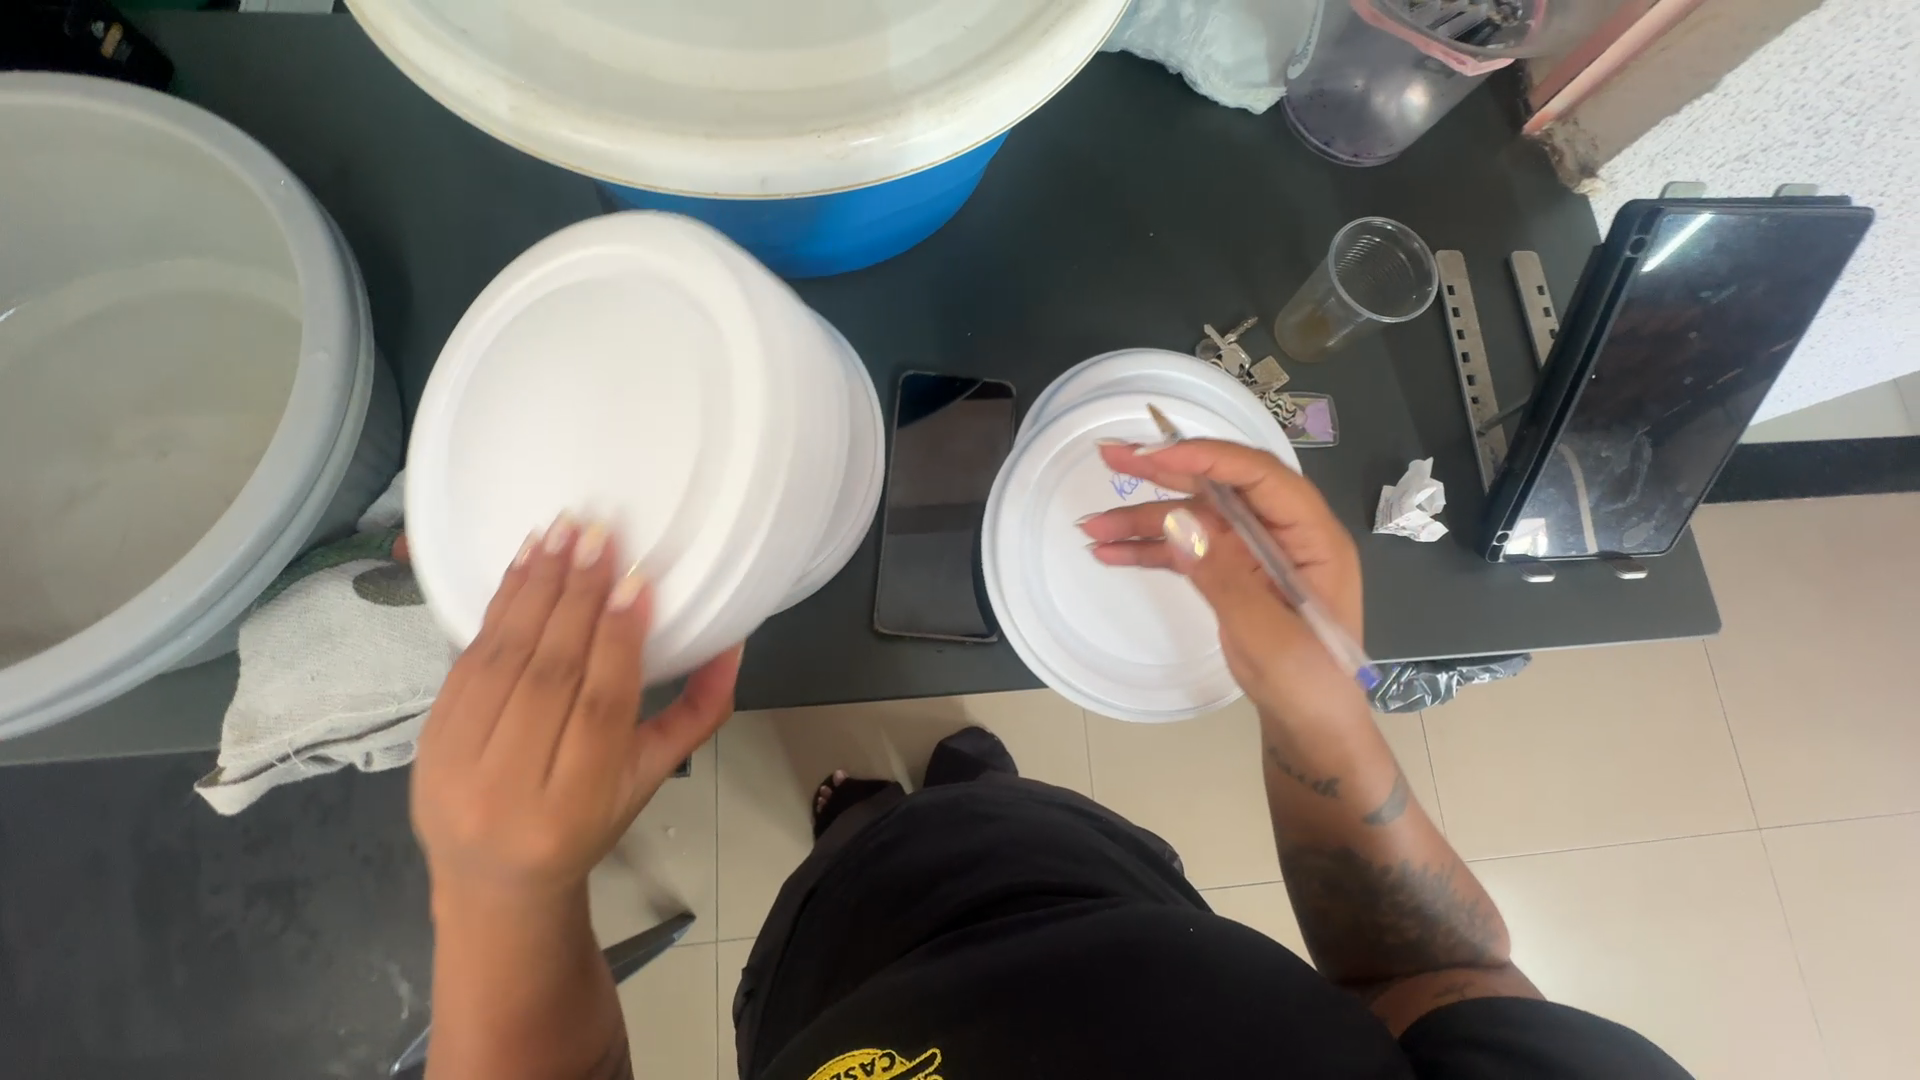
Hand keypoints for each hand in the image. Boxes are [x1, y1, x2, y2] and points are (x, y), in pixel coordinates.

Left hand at [410, 515, 743, 914]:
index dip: (618, 640)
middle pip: (549, 674)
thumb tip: (733, 645)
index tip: (635, 581)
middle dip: (574, 597)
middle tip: (597, 536)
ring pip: (503, 659)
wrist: (493, 880)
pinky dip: (498, 606)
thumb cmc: (588, 824)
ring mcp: (457, 761)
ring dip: (533, 588)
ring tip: (560, 534)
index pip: (600, 705)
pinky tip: (523, 565)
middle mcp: (510, 785)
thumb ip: (698, 714)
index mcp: (576, 802)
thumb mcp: (651, 777)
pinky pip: (467, 661)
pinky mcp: (427, 737)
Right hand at [1078, 439, 1365, 725]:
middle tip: (1110, 455)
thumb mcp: (1269, 633)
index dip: (1208, 459)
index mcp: (1310, 535)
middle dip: (1162, 472)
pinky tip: (1110, 552)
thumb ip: (1224, 576)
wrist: (1309, 722)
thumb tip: (1178, 525)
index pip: (1260, 477)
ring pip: (1191, 519)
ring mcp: (1251, 551)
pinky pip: (1183, 550)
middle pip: (1219, 486)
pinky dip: (1147, 550)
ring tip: (1091, 526)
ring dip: (1141, 521)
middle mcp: (1279, 531)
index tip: (1155, 456)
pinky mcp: (1227, 571)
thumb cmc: (1308, 681)